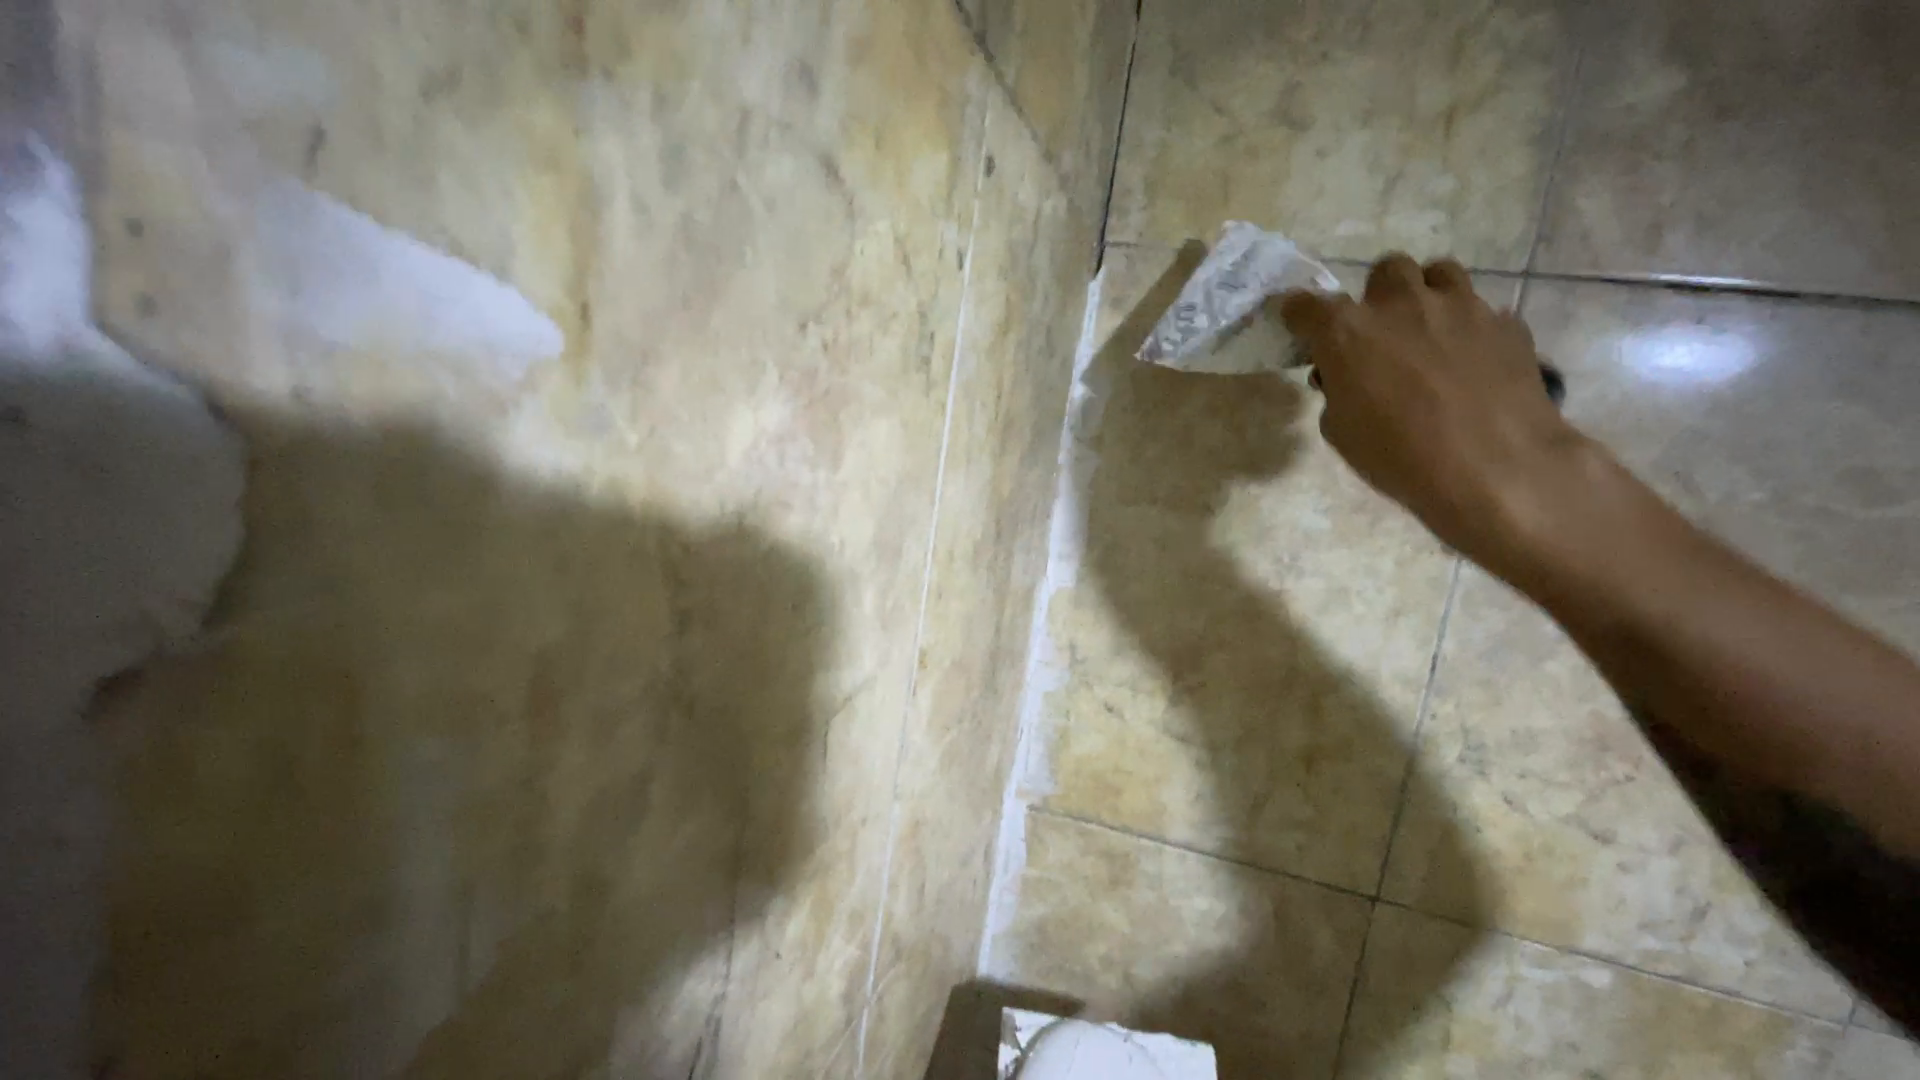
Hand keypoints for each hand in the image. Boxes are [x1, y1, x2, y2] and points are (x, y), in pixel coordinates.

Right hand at [1278, 253, 1593, 567]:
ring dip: (1428, 295)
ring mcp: (1461, 307)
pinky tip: (1472, 364)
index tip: (1300, 327)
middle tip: (1380, 330)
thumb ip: (1338, 392)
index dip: (1299, 315)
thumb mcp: (1341, 432)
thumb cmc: (1398, 456)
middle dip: (1378, 294)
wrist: (1493, 467)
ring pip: (1440, 273)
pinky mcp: (1506, 323)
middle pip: (1386, 269)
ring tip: (1430, 331)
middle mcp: (1401, 304)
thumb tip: (1348, 380)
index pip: (1306, 305)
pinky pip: (1483, 313)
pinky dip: (1470, 331)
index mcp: (1347, 332)